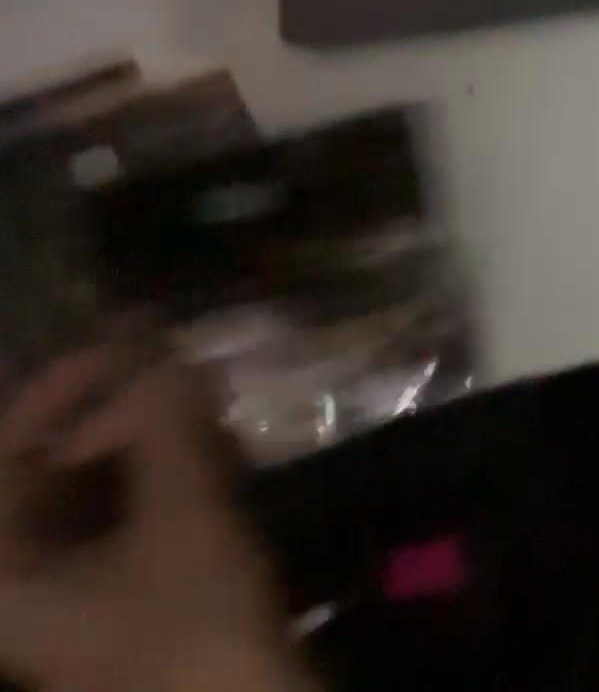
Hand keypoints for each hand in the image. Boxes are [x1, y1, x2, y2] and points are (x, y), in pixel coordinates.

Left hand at [0, 351, 312, 691]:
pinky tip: (212, 456)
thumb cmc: (187, 621)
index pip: (6, 455)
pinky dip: (164, 476)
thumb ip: (174, 440)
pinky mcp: (121, 592)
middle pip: (47, 472)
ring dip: (146, 443)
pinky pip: (126, 515)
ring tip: (206, 404)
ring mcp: (68, 587)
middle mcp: (15, 575)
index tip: (131, 344)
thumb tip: (176, 361)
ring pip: (93, 491)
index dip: (61, 392)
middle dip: (115, 415)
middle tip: (184, 372)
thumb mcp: (185, 522)